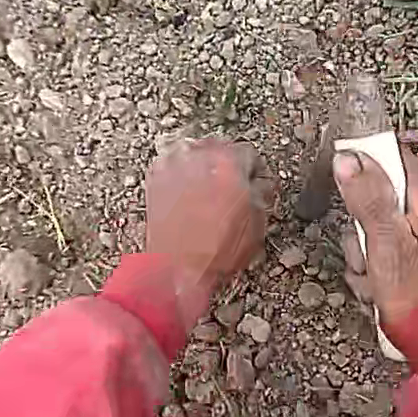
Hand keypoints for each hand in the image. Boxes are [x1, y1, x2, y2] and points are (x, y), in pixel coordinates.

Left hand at [146, 138, 273, 317]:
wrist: (177, 268)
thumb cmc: (217, 250)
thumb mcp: (257, 223)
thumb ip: (261, 193)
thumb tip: (259, 183)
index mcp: (231, 164)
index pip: (249, 153)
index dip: (255, 172)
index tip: (254, 185)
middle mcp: (201, 157)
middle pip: (221, 148)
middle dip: (228, 166)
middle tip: (231, 187)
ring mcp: (175, 165)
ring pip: (195, 153)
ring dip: (203, 166)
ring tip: (207, 189)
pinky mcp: (156, 178)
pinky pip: (172, 163)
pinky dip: (181, 172)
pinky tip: (186, 191)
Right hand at [334, 145, 417, 325]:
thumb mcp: (387, 246)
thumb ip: (368, 199)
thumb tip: (349, 157)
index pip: (394, 158)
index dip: (365, 168)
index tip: (347, 192)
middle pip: (384, 199)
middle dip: (363, 230)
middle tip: (366, 256)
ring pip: (385, 232)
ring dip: (369, 257)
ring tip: (374, 284)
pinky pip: (396, 254)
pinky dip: (383, 273)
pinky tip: (382, 294)